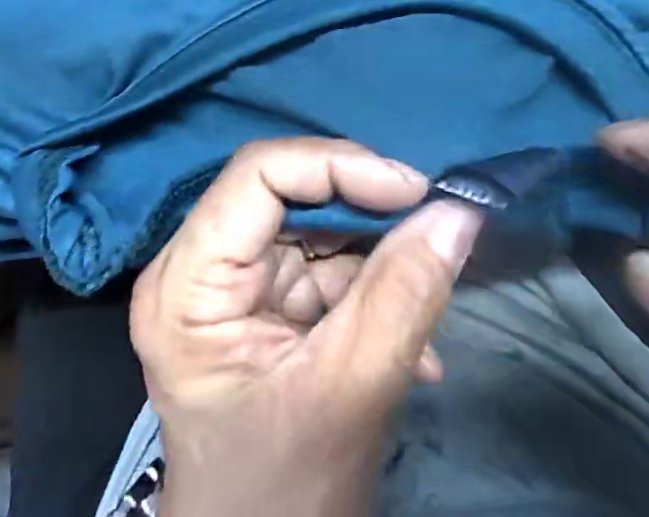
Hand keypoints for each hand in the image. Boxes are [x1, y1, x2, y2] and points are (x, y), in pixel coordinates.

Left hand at [130, 138, 482, 516]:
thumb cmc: (282, 494)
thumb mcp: (348, 394)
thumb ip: (404, 295)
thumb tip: (458, 211)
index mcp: (190, 283)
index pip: (259, 174)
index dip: (337, 164)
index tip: (412, 191)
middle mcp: (201, 268)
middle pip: (288, 193)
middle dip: (367, 207)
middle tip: (433, 223)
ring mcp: (233, 286)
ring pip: (315, 225)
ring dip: (379, 253)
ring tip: (429, 289)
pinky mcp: (265, 305)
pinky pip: (325, 267)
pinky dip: (374, 288)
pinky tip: (414, 341)